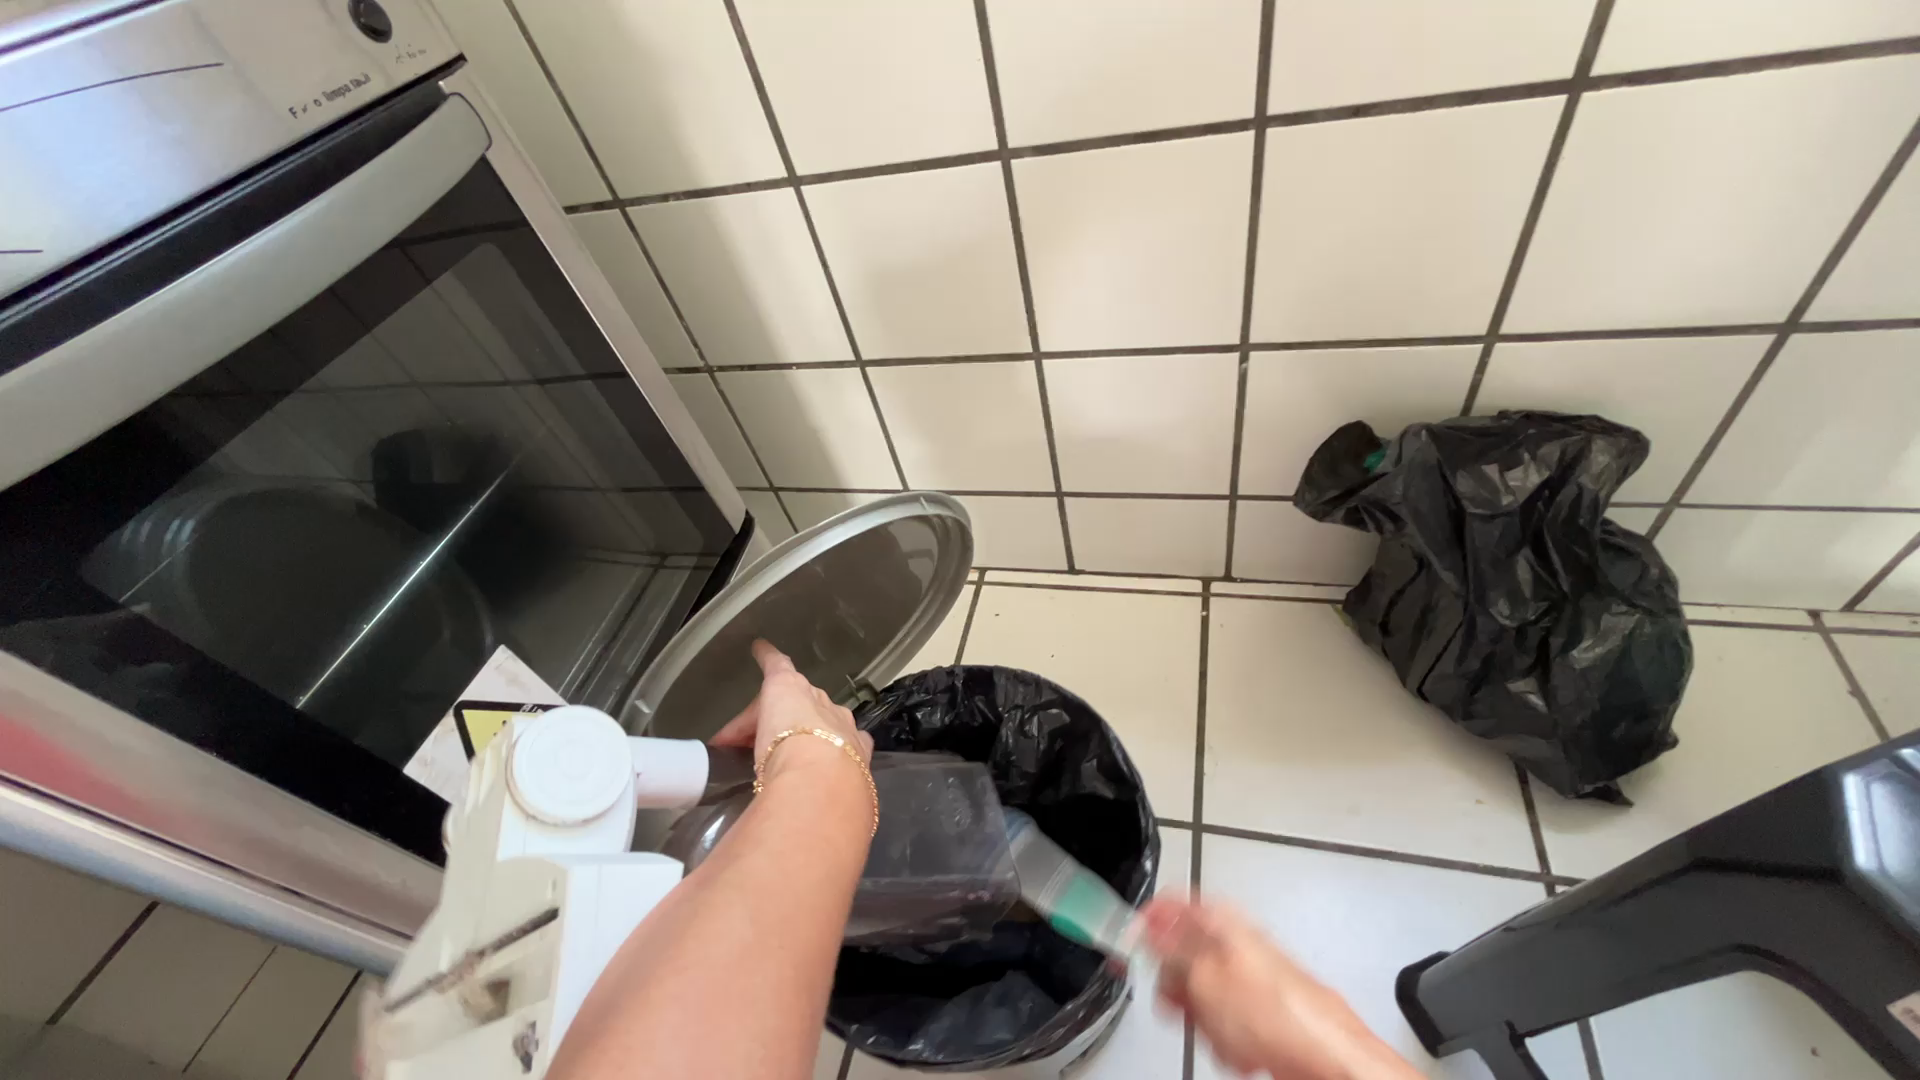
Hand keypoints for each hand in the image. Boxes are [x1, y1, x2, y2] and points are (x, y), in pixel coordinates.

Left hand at [710, 640, 873, 784]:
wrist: (822, 773)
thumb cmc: (833, 791)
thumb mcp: (845, 796)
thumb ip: (844, 799)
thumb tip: (846, 820)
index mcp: (852, 745)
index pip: (840, 736)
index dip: (828, 741)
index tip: (822, 746)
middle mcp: (836, 718)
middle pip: (810, 717)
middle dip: (791, 729)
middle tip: (766, 749)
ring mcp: (810, 700)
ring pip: (787, 705)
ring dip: (766, 717)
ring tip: (740, 733)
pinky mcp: (784, 682)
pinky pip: (776, 665)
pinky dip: (767, 657)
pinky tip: (758, 649)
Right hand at [1141, 897, 1420, 1079]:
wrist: (1330, 1060)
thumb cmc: (1278, 1015)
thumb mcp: (1203, 978)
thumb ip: (1168, 950)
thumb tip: (1144, 927)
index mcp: (1222, 920)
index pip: (1170, 903)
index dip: (1146, 923)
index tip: (1131, 946)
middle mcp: (1238, 941)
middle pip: (1185, 955)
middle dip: (1180, 988)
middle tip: (1181, 1006)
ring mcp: (1252, 976)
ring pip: (1203, 993)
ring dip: (1205, 1020)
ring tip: (1223, 1034)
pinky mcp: (1265, 1010)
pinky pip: (1227, 1020)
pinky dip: (1228, 1037)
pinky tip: (1242, 1048)